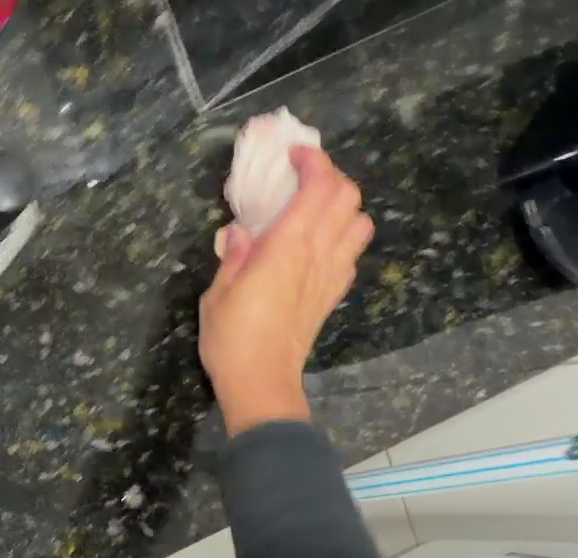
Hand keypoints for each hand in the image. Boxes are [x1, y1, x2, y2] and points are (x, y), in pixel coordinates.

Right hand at [199, 145, 373, 435]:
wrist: (261, 381)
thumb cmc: (231, 339)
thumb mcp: (217, 295)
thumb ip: (233, 258)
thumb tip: (239, 232)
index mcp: (287, 246)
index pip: (318, 186)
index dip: (312, 161)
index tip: (293, 156)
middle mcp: (318, 252)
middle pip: (348, 195)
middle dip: (330, 178)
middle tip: (302, 181)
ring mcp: (332, 273)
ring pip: (361, 220)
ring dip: (344, 206)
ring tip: (317, 211)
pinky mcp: (334, 293)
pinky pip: (353, 251)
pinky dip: (343, 237)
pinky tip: (319, 247)